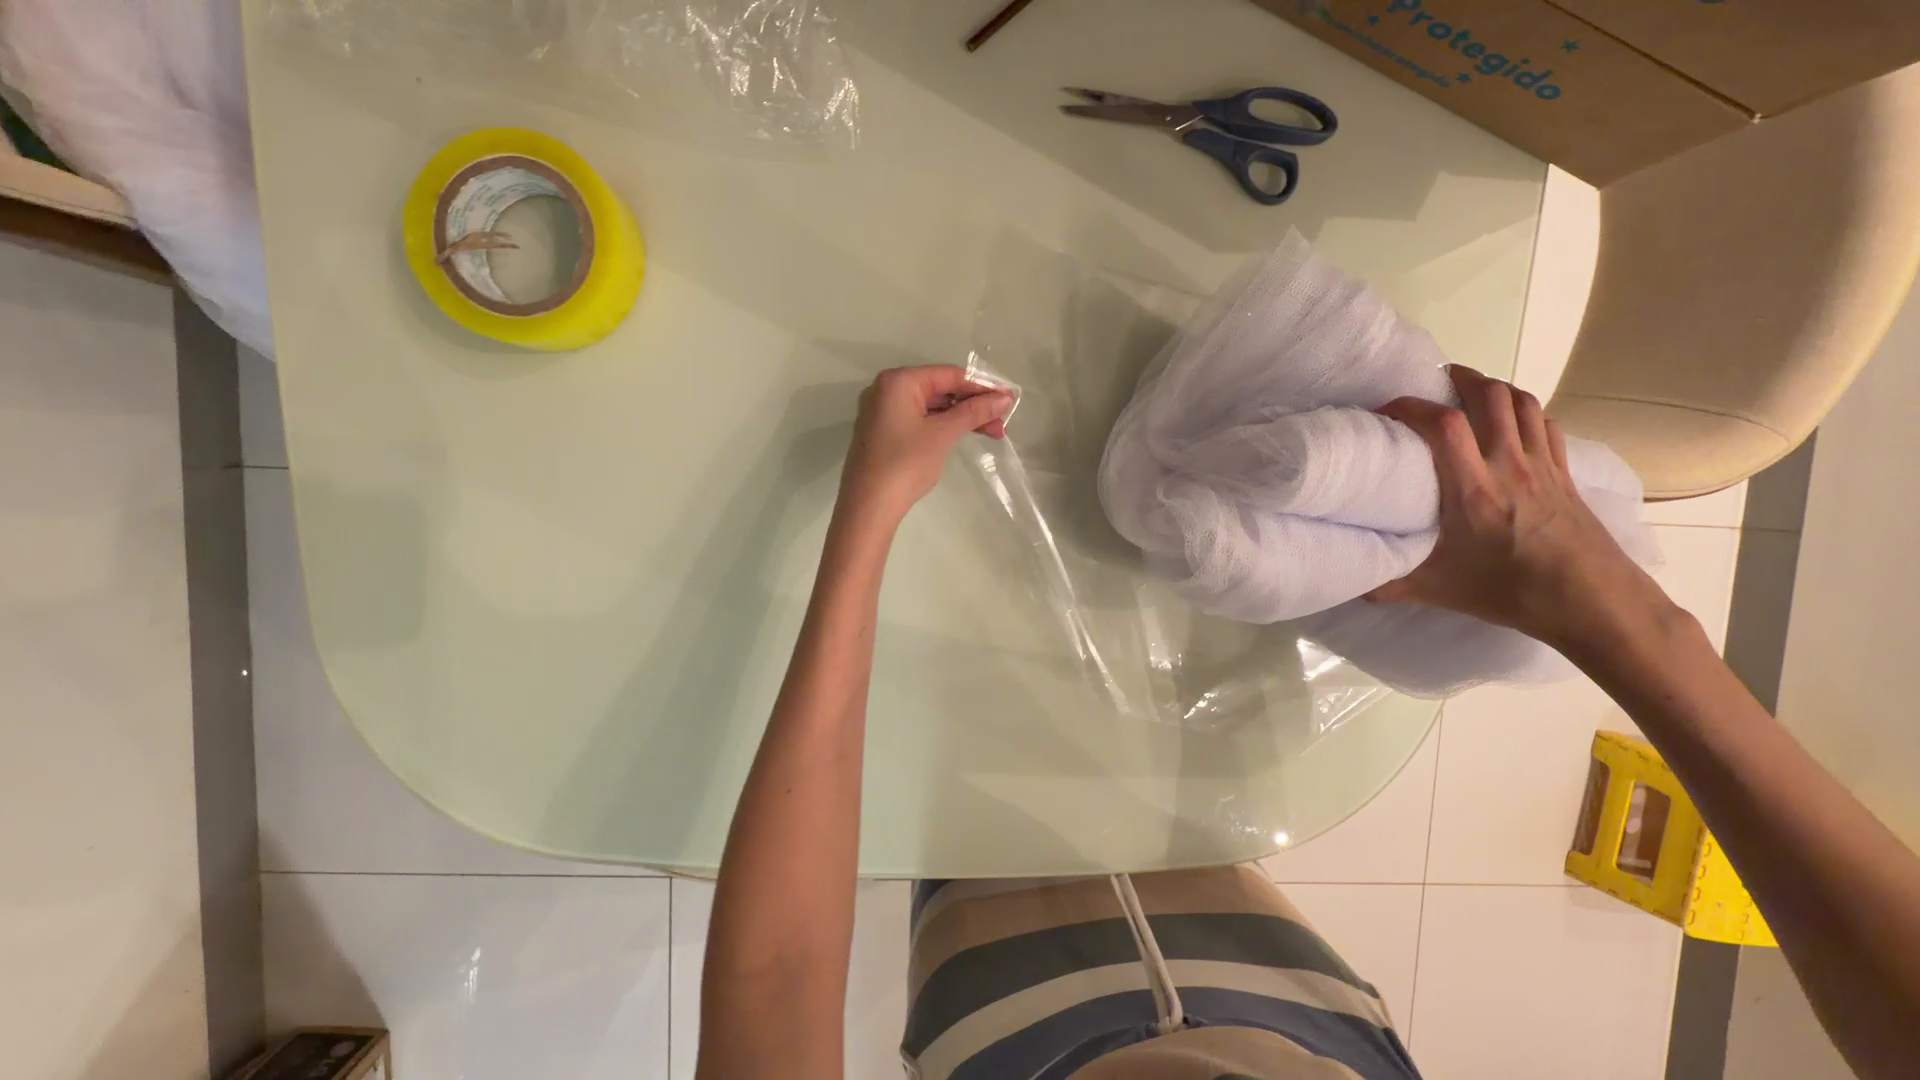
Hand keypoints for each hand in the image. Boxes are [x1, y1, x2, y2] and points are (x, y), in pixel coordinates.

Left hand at [837, 366, 1012, 524]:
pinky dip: (944, 426)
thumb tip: (1005, 398)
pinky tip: (965, 434)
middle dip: (974, 404)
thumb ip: (974, 412)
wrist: (868, 506)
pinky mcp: (885, 432)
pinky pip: (920, 420)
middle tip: (1003, 420)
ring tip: (993, 432)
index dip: (982, 386)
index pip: (949, 375)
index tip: (1010, 398)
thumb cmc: (905, 464)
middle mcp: (887, 390)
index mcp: (898, 381)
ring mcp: (884, 412)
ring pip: (932, 406)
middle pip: (941, 389)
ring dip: (962, 417)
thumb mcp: (943, 434)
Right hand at [1369, 366, 1670, 649]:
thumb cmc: (1511, 592)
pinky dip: (1525, 411)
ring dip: (1494, 388)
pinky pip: (1546, 424)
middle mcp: (1508, 465)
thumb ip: (1390, 583)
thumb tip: (1350, 584)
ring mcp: (1542, 465)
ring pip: (1521, 403)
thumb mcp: (1439, 590)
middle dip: (1460, 378)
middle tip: (1434, 382)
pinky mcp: (1565, 473)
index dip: (1411, 405)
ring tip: (1470, 391)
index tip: (1387, 409)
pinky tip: (1512, 420)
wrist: (1592, 602)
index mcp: (1472, 489)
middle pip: (1489, 396)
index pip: (1443, 424)